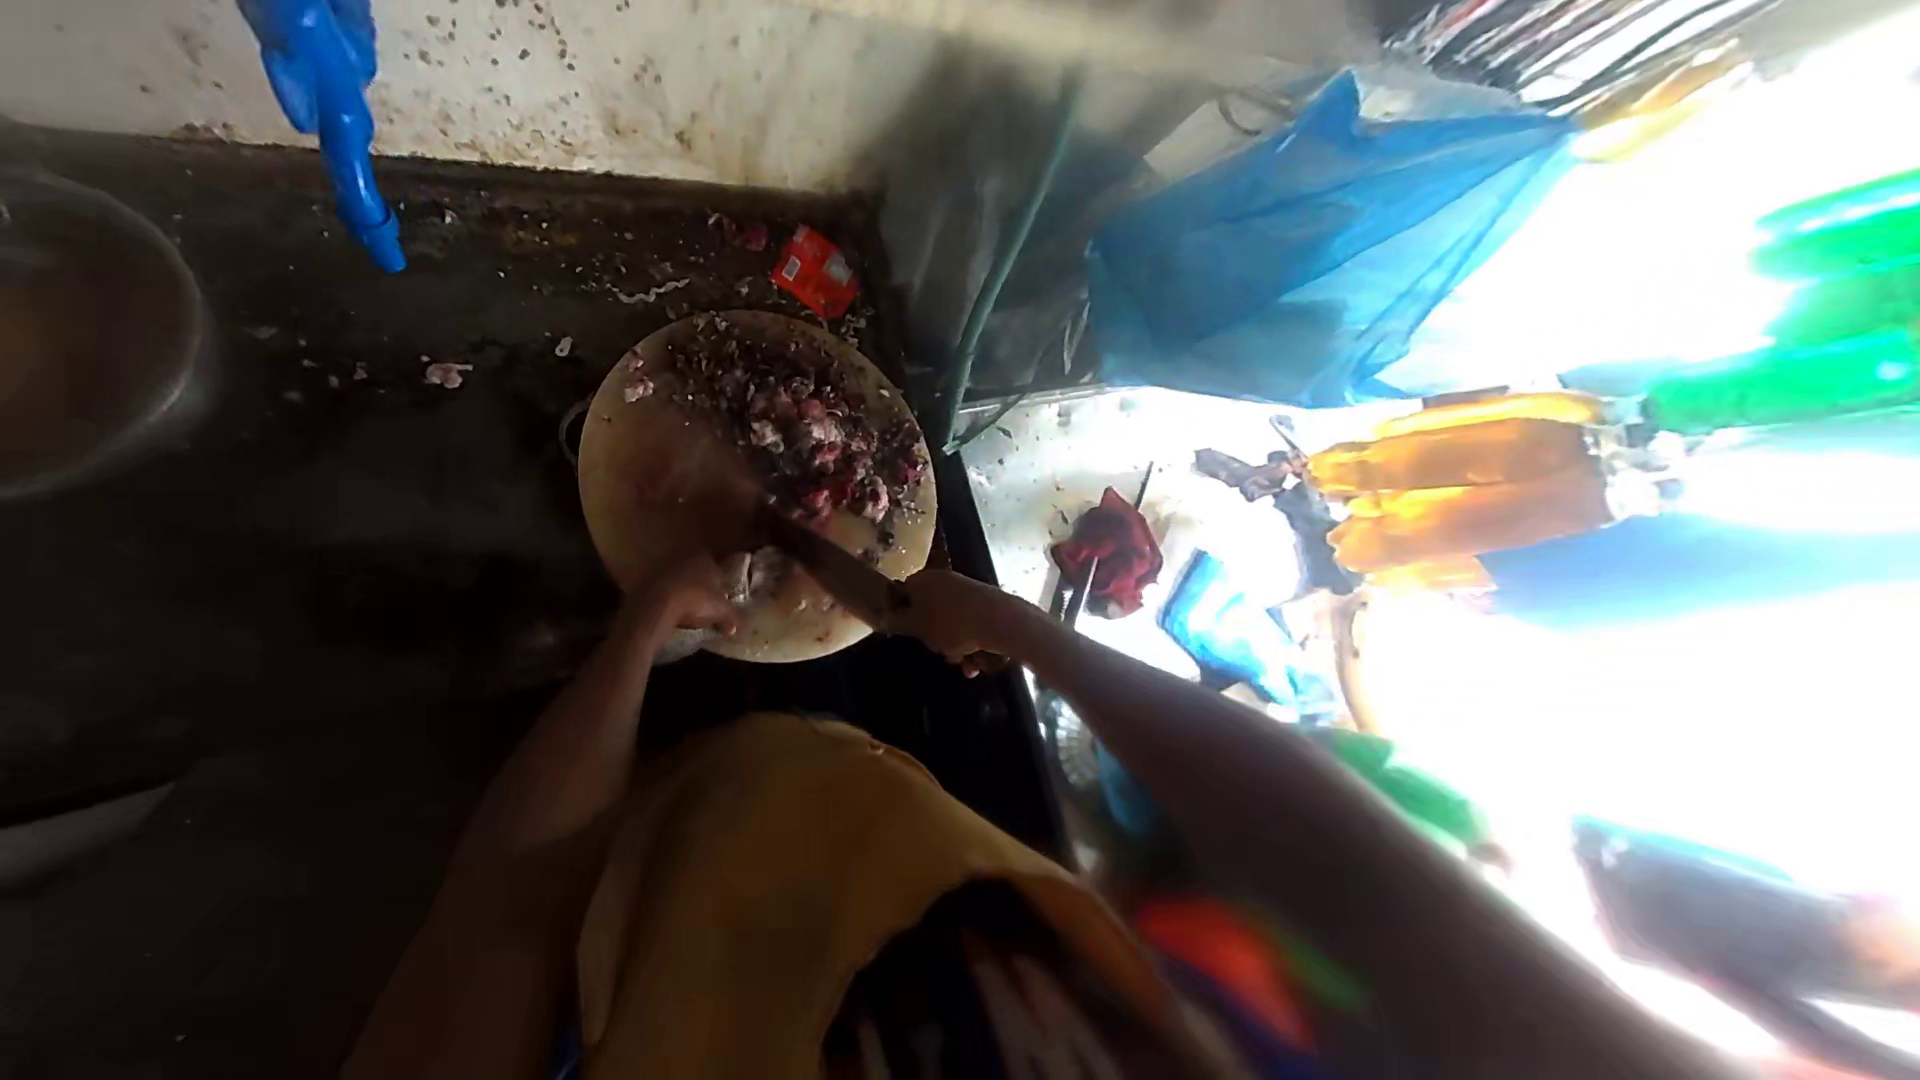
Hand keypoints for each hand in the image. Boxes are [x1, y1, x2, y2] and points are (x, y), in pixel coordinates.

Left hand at [628, 552, 739, 638]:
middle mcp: (683, 555)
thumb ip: (729, 617)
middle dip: (698, 582)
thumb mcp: (720, 611)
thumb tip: (734, 628)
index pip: (715, 563)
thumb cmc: (695, 601)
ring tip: (684, 607)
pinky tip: (667, 610)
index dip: (718, 579)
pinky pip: (659, 587)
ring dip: (680, 588)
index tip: (719, 593)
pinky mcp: (643, 577)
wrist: (655, 605)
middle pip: (694, 568)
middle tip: (703, 600)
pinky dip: (664, 596)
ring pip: (676, 576)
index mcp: (705, 556)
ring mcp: (661, 564)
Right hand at [893, 569, 1034, 667]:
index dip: (902, 614)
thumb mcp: (918, 627)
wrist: (1002, 621)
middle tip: (940, 651)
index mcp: (925, 580)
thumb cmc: (952, 624)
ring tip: (964, 663)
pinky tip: (977, 662)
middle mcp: (946, 581)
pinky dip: (971, 642)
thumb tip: (884, 616)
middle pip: (929, 611)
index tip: (909, 633)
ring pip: (951, 622)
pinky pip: (970, 625)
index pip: (904, 593)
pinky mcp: (986, 603)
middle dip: (934, 637)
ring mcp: (968, 591)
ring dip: (955, 646)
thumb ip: (898, 622)